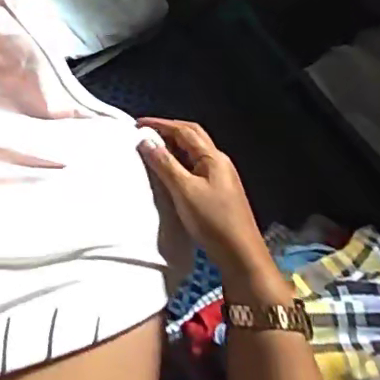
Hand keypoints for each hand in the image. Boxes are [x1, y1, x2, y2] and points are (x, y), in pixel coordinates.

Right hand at [137, 118, 273, 276]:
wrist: (241, 255)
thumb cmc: (213, 220)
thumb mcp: (184, 191)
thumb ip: (165, 164)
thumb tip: (146, 141)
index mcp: (213, 157)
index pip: (184, 131)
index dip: (161, 124)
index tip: (138, 124)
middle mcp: (219, 161)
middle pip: (192, 136)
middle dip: (169, 130)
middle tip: (146, 132)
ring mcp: (220, 176)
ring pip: (194, 151)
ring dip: (174, 145)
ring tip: (153, 149)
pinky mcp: (218, 191)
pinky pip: (195, 165)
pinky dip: (179, 160)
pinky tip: (169, 170)